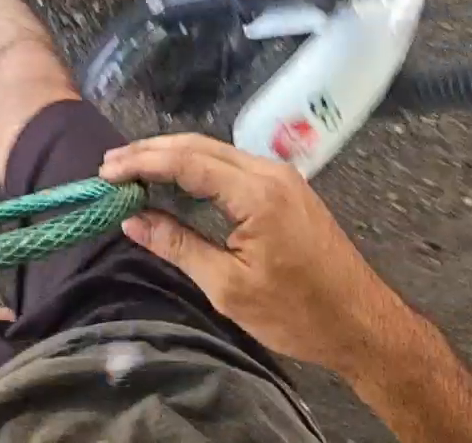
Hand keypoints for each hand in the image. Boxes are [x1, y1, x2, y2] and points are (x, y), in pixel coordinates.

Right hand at [99, 134, 403, 373]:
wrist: (365, 325)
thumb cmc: (297, 313)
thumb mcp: (229, 288)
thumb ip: (178, 245)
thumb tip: (132, 219)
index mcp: (256, 194)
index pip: (187, 162)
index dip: (143, 162)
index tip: (107, 171)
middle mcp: (268, 171)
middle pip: (198, 146)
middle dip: (151, 151)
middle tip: (111, 165)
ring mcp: (279, 175)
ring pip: (213, 150)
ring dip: (171, 155)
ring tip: (132, 167)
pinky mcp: (284, 185)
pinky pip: (229, 163)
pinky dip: (195, 165)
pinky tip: (174, 176)